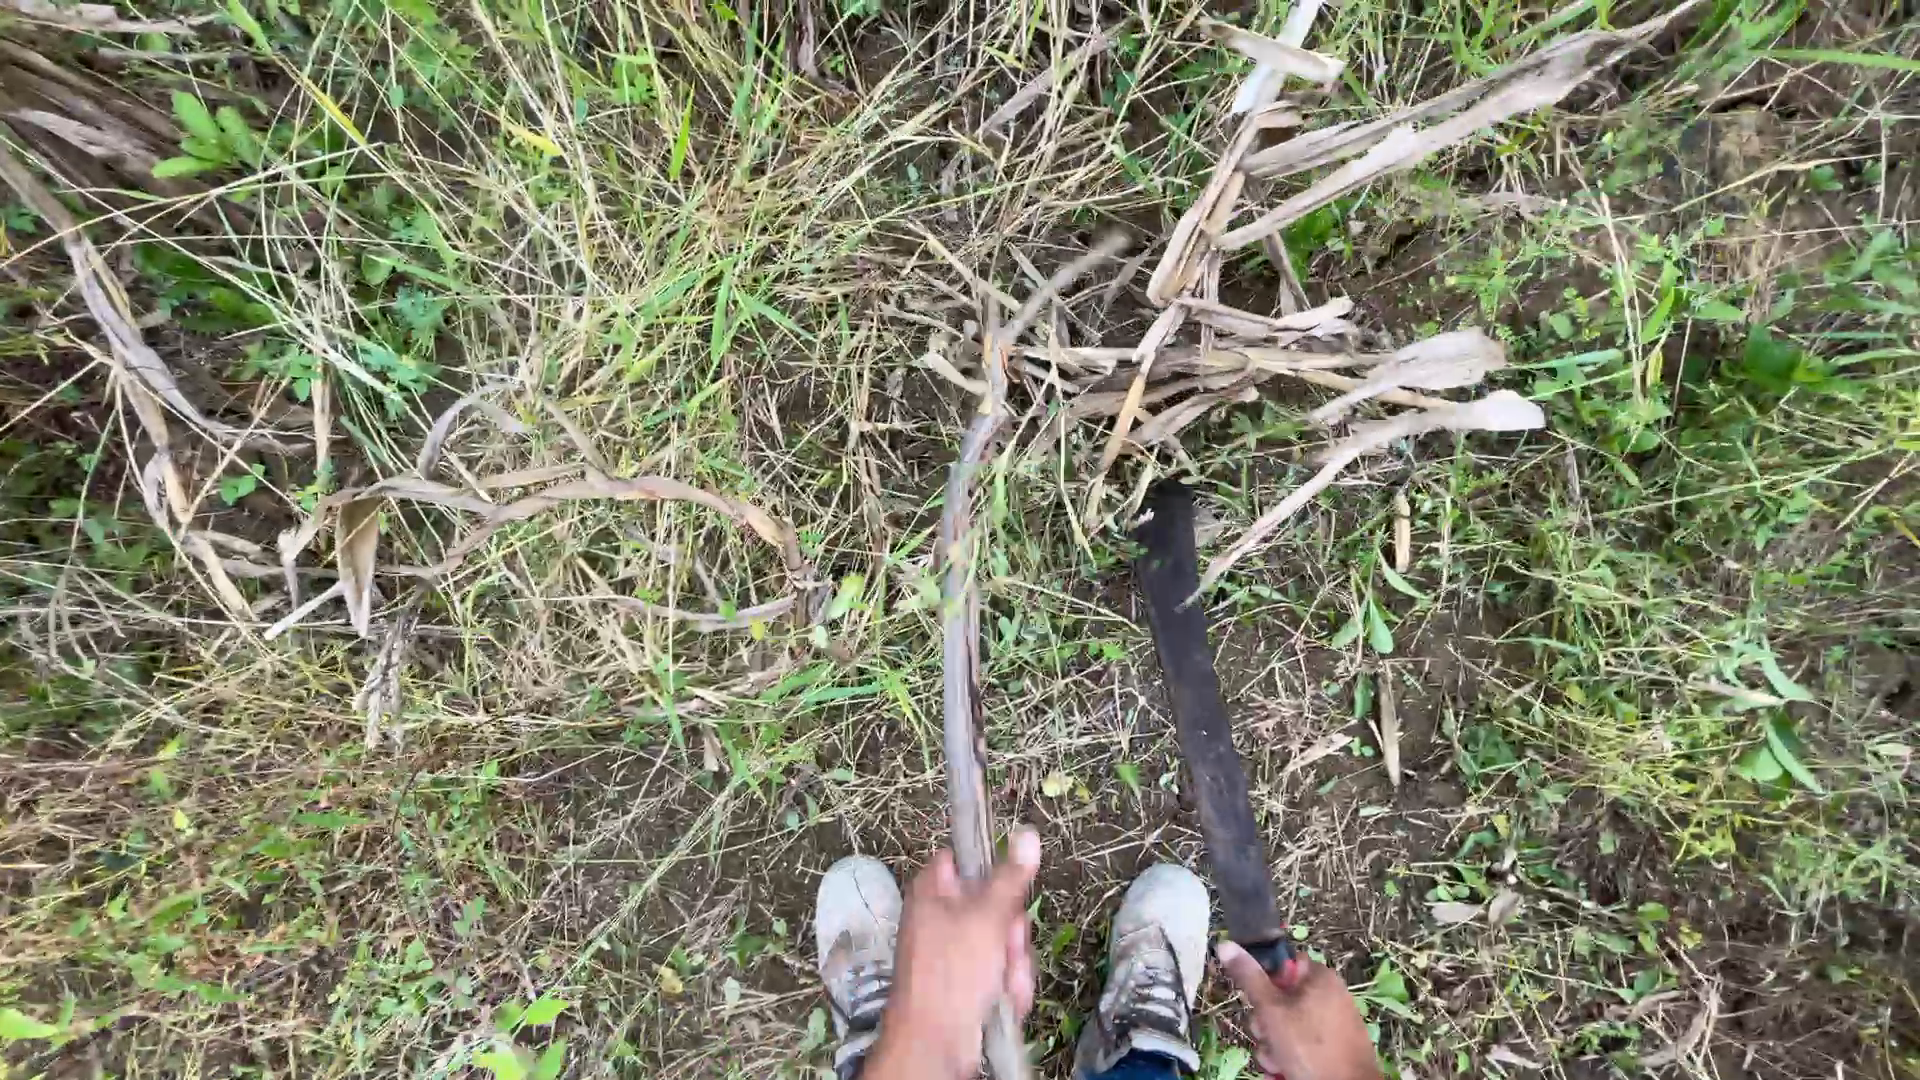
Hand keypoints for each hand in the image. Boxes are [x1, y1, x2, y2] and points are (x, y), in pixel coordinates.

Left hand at [864, 829, 1039, 1079]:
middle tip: (1007, 945)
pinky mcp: (966, 984)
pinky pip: (999, 972)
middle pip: (993, 903)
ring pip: (1002, 941)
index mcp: (932, 890)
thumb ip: (1011, 877)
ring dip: (1013, 965)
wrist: (934, 1048)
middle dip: (1011, 930)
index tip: (1010, 886)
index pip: (965, 859)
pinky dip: (1006, 988)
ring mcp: (953, 953)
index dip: (991, 870)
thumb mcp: (987, 917)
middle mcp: (940, 917)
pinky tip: (1004, 1003)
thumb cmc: (952, 973)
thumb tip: (1029, 833)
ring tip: (1004, 983)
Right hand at [1215, 941, 1380, 1079]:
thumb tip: (1225, 943)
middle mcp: (1329, 996)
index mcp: (1319, 977)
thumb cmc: (1310, 1047)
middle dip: (1265, 1023)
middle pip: (1280, 998)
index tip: (1257, 1002)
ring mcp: (1334, 1025)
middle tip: (1266, 1036)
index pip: (1280, 965)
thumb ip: (1248, 976)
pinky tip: (1284, 1072)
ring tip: (1276, 1062)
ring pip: (1288, 1026)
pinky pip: (1303, 1044)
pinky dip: (1290, 1056)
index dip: (1264, 982)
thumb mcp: (1271, 1009)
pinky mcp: (1336, 1050)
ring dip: (1273, 1045)